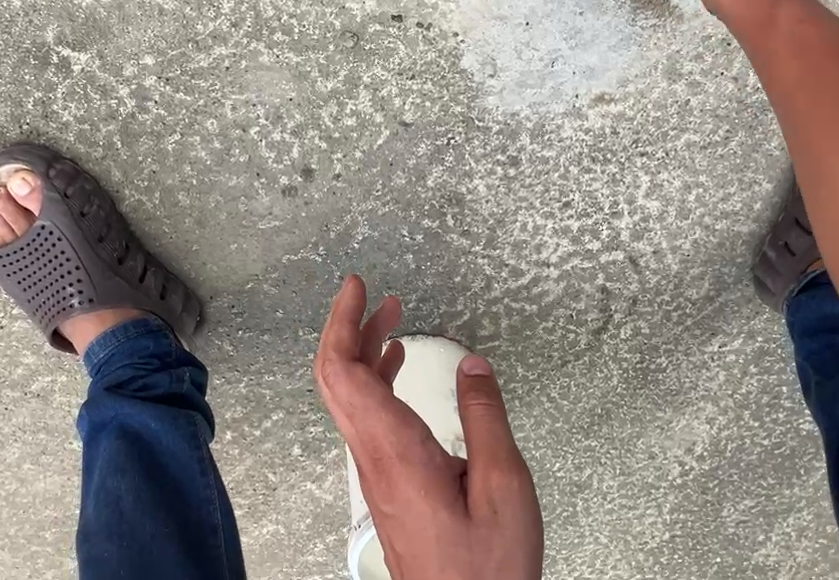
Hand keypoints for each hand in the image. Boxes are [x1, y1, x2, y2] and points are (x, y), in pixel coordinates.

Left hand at [313, 276, 542, 579]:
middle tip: (366, 292)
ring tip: (390, 317)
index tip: (355, 286)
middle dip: (346, 324)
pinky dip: (376, 376)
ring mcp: (375, 469)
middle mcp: (374, 455)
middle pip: (335, 376)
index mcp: (394, 448)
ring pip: (348, 394)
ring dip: (363, 347)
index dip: (342, 320)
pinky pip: (366, 413)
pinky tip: (397, 365)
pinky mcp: (386, 479)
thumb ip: (485, 417)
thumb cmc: (484, 571)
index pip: (343, 370)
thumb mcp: (503, 487)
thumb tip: (472, 364)